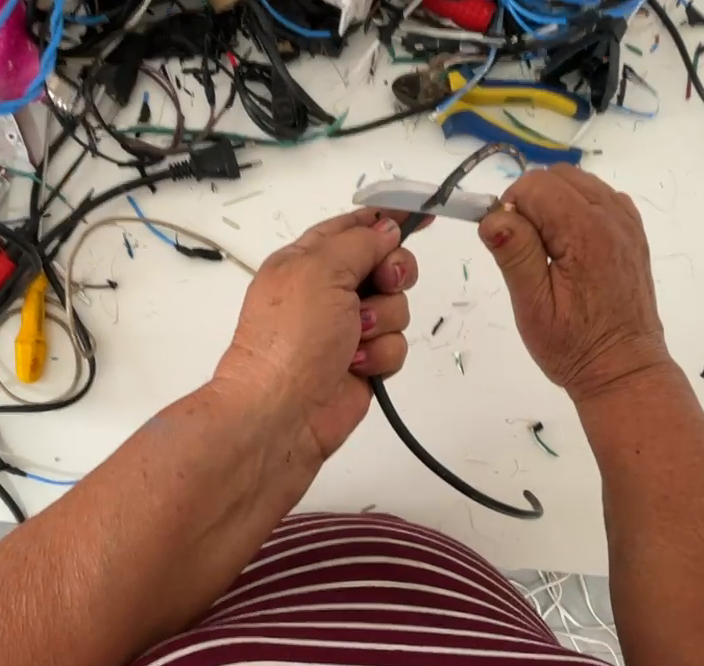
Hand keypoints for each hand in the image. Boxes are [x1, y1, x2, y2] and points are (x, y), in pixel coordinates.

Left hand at [214, 209, 416, 457]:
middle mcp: (329, 293)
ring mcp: (347, 330)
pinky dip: (381, 355)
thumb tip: (387, 230)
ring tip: (353, 341)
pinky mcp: (364, 364)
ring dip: (382, 322)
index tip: (422, 215)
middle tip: (382, 285)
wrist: (282, 412)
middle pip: (386, 266)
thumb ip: (360, 242)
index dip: (388, 220)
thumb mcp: (320, 269)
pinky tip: (357, 366)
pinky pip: (396, 347)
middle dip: (393, 274)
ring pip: (396, 308)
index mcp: (308, 261)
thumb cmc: (289, 338)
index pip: (354, 229)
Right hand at [478, 165, 670, 399]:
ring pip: (577, 183)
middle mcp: (611, 216)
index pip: (535, 186)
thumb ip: (515, 255)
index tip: (508, 248)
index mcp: (585, 232)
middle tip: (525, 254)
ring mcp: (626, 221)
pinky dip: (575, 212)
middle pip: (556, 177)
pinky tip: (569, 250)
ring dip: (552, 207)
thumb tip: (494, 216)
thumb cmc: (573, 346)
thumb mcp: (533, 308)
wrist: (622, 367)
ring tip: (546, 254)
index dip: (511, 209)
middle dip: (530, 204)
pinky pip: (597, 198)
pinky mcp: (631, 232)